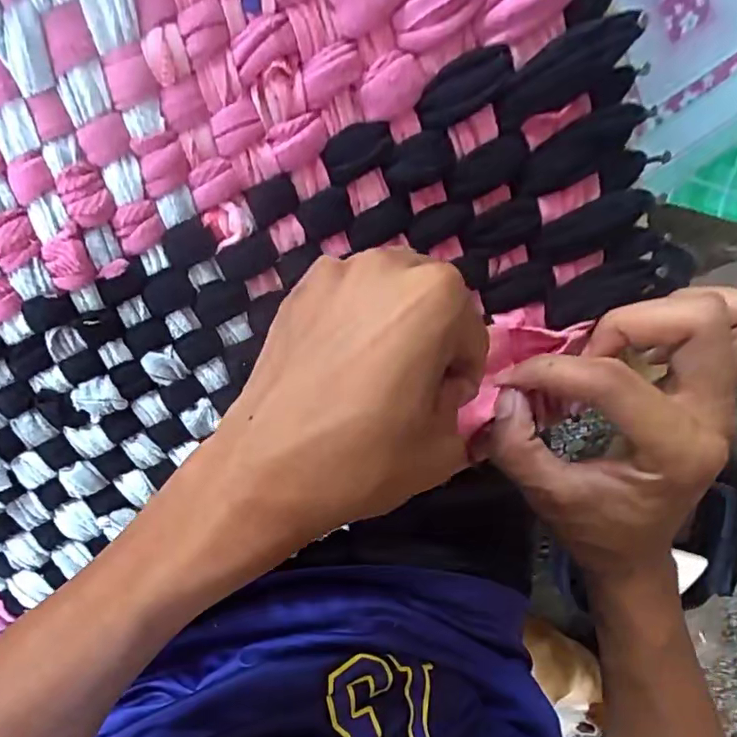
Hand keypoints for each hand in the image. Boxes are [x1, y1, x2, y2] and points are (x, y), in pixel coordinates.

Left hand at [200, 249, 487, 544]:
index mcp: (434, 294)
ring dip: (391, 326)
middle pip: (429, 299)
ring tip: (369, 378)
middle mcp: (384, 266)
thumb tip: (443, 391)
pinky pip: (344, 302)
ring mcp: (332, 275)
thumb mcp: (442, 449)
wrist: (265, 470)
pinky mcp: (295, 294)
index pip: (471, 331)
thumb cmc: (363, 459)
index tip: (441, 404)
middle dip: (430, 338)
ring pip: (385, 294)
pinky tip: (333, 369)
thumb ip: (463, 409)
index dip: (462, 373)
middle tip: (409, 389)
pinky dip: (351, 325)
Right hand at [479, 288, 736, 581]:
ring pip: (732, 311)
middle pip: (699, 320)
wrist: (637, 553)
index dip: (553, 370)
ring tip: (618, 344)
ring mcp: (725, 401)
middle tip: (589, 357)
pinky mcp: (721, 391)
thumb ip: (516, 444)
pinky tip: (645, 342)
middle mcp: (713, 417)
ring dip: (663, 313)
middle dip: (627, 323)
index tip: (517, 382)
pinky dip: (687, 318)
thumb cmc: (596, 530)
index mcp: (674, 451)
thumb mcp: (546, 495)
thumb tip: (507, 391)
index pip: (613, 379)